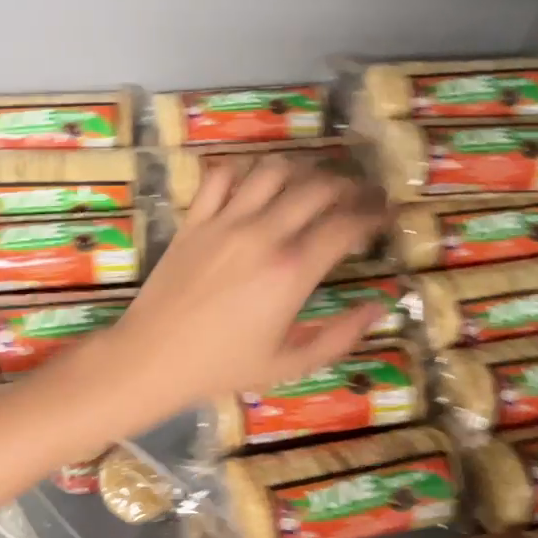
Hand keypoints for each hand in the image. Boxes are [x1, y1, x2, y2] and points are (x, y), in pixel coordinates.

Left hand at [92, 156, 385, 417]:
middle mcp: (262, 234)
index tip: (384, 214)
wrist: (152, 358)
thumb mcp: (290, 364)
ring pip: (273, 171)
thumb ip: (340, 336)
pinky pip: (221, 176)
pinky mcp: (194, 219)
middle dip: (349, 186)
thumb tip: (377, 306)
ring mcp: (224, 222)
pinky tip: (255, 183)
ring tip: (314, 182)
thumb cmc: (223, 367)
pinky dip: (243, 171)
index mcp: (292, 271)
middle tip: (360, 194)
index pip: (346, 225)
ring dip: (302, 170)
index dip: (373, 214)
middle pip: (317, 188)